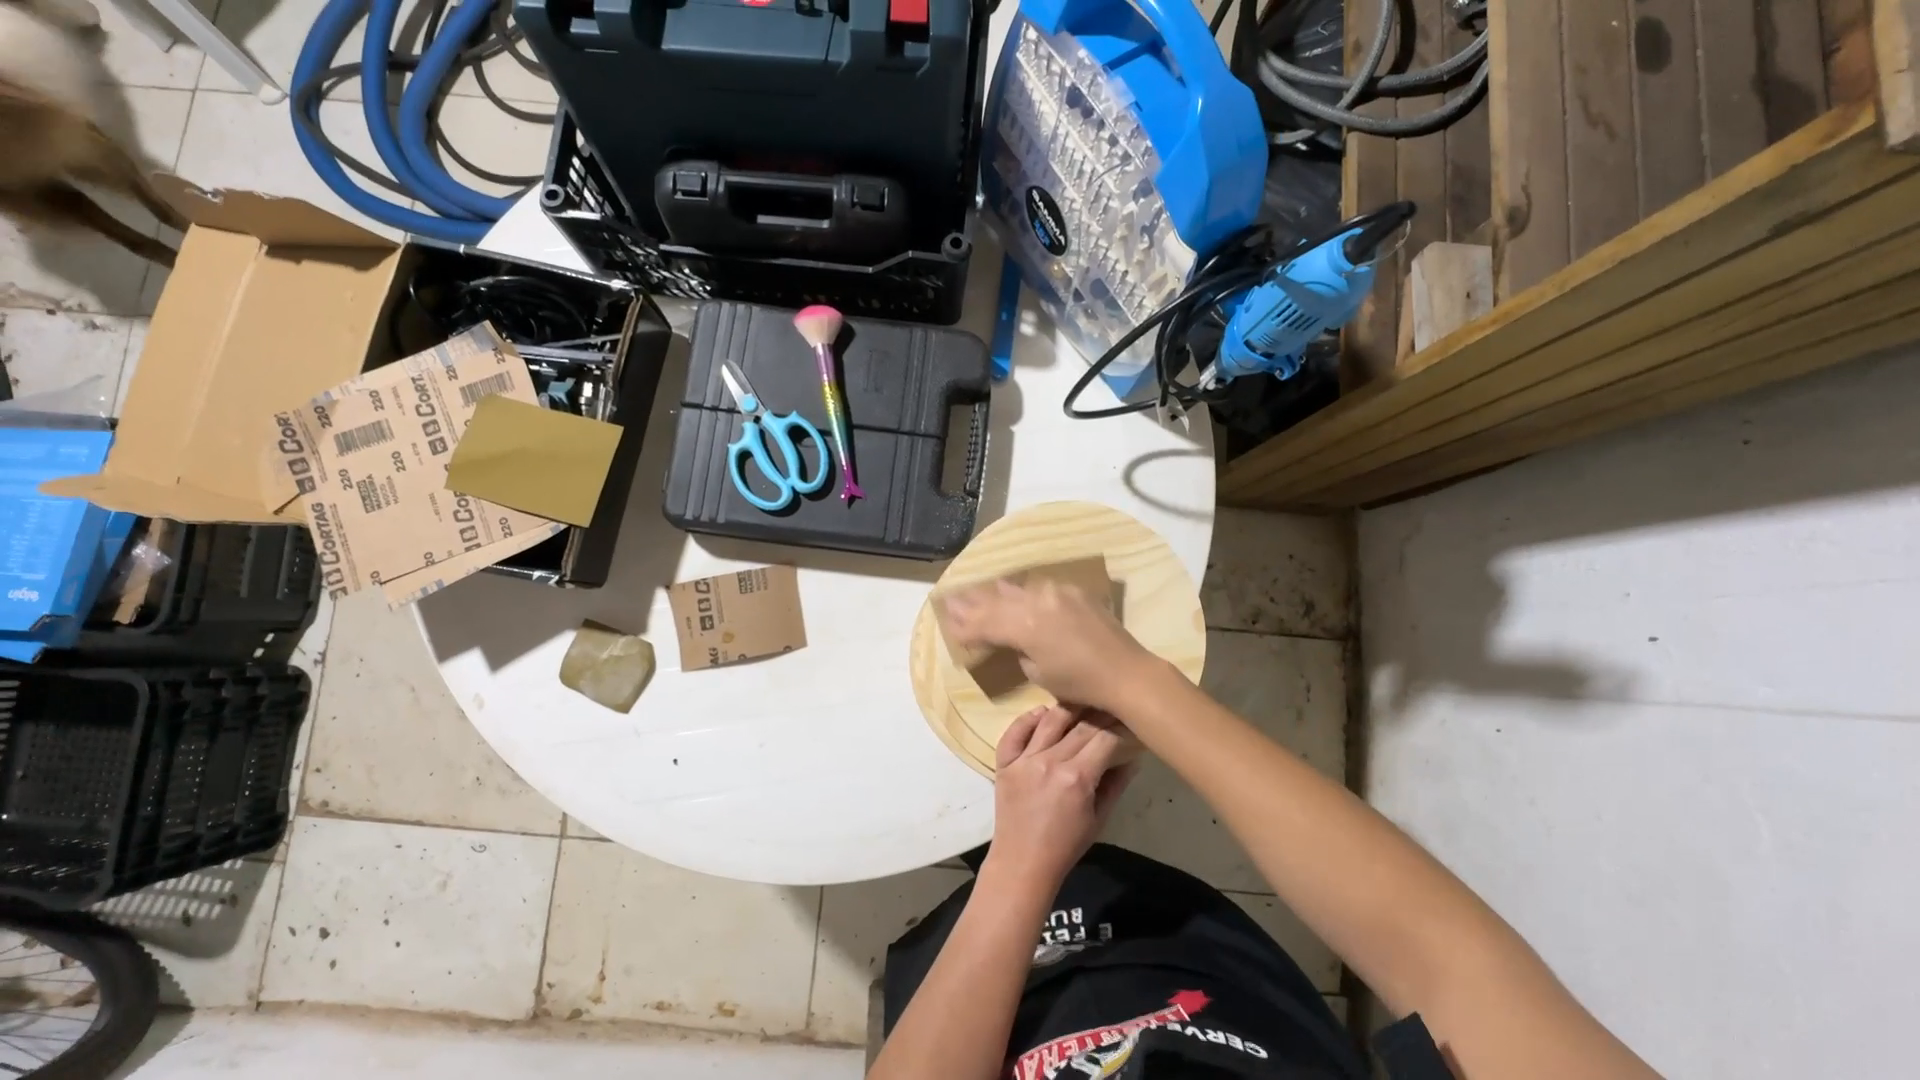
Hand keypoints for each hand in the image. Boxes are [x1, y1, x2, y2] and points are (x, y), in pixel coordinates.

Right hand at [938, 579, 1159, 713]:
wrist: (1125, 671)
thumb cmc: (1079, 683)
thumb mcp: (1038, 673)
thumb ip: (1019, 650)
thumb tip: (1014, 639)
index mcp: (1024, 625)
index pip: (985, 623)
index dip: (965, 627)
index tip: (949, 627)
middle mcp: (1036, 601)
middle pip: (995, 601)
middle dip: (971, 604)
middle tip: (950, 600)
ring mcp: (1056, 592)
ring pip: (1016, 590)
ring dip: (994, 593)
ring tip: (974, 591)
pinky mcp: (1073, 592)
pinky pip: (1038, 588)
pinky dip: (1020, 592)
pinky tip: (1011, 590)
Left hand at [985, 705, 1138, 889]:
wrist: (1022, 863)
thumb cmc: (1066, 845)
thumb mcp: (1099, 817)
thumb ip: (1116, 783)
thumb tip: (1133, 755)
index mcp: (1077, 777)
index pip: (1105, 738)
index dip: (1121, 726)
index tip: (1131, 720)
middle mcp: (1049, 761)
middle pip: (1081, 725)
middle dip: (1101, 713)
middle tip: (1113, 706)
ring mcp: (1024, 760)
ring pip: (1050, 720)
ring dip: (1069, 708)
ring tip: (1082, 702)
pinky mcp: (1004, 762)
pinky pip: (1014, 731)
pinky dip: (1028, 718)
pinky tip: (1043, 713)